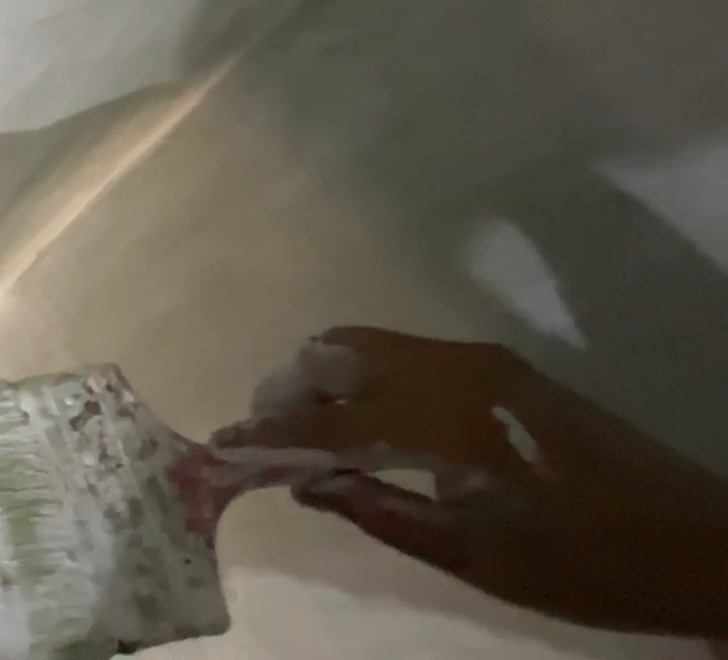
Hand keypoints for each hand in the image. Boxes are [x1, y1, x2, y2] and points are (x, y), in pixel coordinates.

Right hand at [214, 327, 727, 636]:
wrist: (713, 545)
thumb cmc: (587, 561)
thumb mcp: (478, 557)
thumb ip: (380, 513)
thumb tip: (303, 485)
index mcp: (446, 423)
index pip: (329, 419)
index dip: (270, 432)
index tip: (225, 442)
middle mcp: (449, 371)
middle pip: (330, 354)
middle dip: (288, 390)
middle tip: (271, 433)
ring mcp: (470, 358)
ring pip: (358, 343)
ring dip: (320, 378)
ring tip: (312, 425)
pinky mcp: (489, 360)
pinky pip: (392, 350)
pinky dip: (357, 374)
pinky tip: (365, 415)